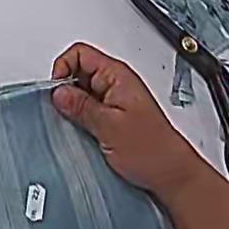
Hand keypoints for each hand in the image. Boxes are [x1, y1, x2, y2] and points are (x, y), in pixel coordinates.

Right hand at [52, 43, 228, 228]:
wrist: (172, 175)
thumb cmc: (152, 150)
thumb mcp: (109, 126)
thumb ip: (81, 106)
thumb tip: (58, 92)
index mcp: (116, 74)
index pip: (79, 53)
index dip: (63, 68)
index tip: (57, 92)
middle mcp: (116, 82)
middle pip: (79, 70)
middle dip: (67, 88)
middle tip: (65, 111)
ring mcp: (115, 98)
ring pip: (83, 90)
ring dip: (75, 105)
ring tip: (77, 125)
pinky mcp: (115, 115)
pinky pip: (90, 107)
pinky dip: (82, 117)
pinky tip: (84, 133)